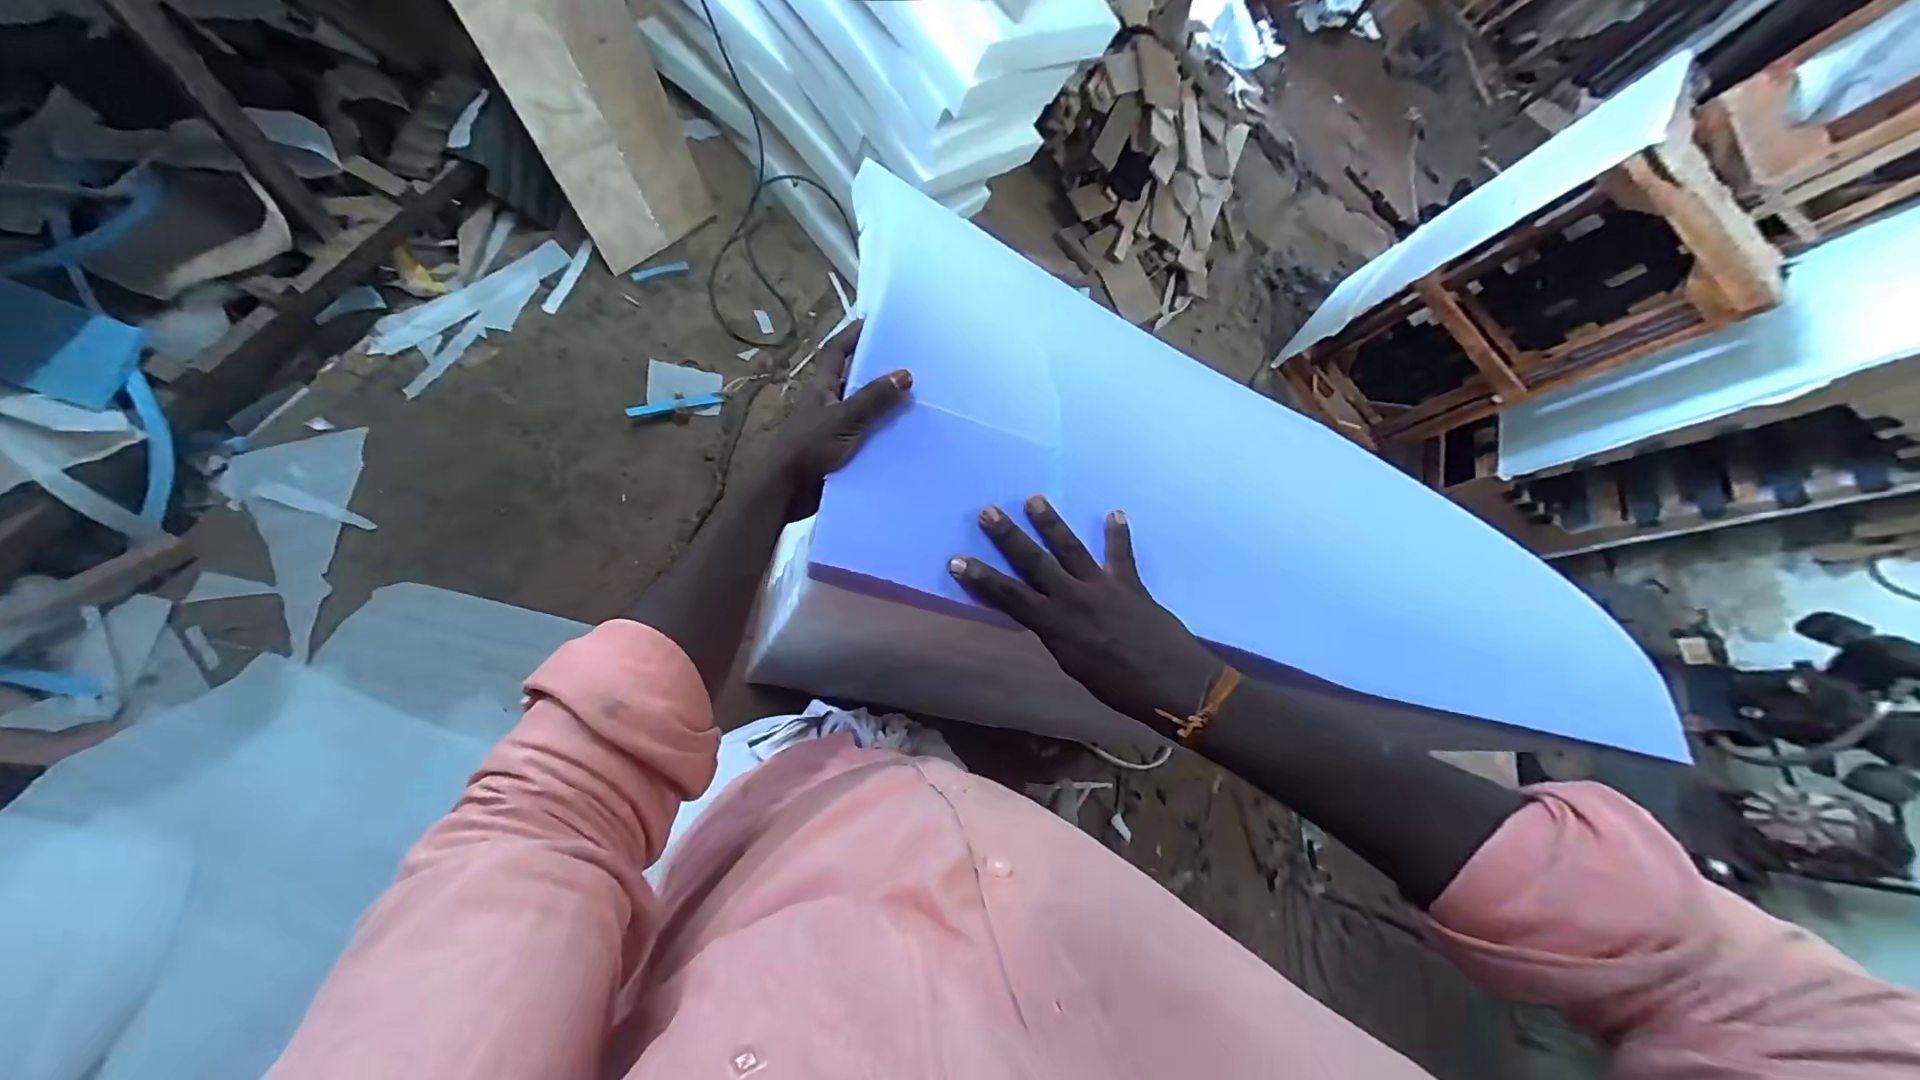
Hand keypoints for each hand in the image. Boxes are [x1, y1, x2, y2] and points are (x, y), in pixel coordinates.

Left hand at [765, 329, 910, 519]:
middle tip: (909, 365)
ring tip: (916, 401)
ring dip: (883, 407)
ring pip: (862, 411)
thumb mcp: (844, 419)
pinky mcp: (838, 453)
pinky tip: (904, 437)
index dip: (852, 336)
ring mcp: (832, 429)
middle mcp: (826, 405)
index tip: (875, 324)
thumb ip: (873, 399)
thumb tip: (905, 374)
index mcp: (822, 389)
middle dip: (877, 373)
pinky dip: (882, 435)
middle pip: (853, 381)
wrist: (787, 491)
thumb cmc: (809, 448)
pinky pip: (866, 437)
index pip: (836, 353)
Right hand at [948, 496, 1222, 731]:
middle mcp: (1073, 598)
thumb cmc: (1118, 687)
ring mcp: (1103, 586)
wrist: (1171, 684)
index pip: (1009, 596)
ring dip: (1051, 523)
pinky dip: (1118, 534)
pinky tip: (1115, 512)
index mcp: (1055, 625)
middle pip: (1034, 562)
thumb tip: (1048, 616)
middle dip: (1009, 537)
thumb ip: (1058, 635)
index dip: (981, 578)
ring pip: (1071, 549)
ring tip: (1035, 499)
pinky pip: (1121, 554)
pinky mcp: (1130, 583)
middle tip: (989, 511)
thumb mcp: (1074, 666)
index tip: (957, 560)